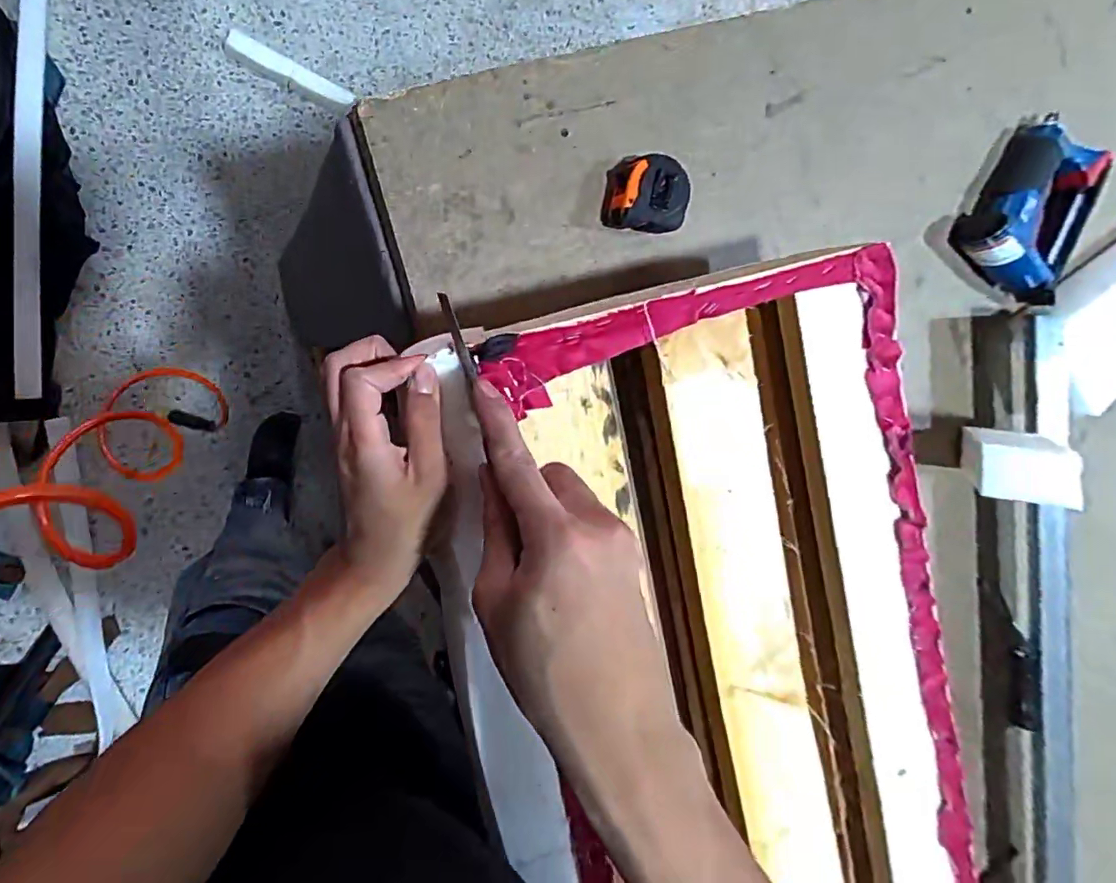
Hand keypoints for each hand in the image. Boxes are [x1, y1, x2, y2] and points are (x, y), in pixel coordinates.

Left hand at [321, 336, 447, 597]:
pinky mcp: (345, 438)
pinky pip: (345, 393)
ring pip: (334, 376)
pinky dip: (368, 379)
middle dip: (371, 350)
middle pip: (334, 365)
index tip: (423, 369)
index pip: (358, 378)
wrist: (374, 555)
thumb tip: (423, 373)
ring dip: (367, 362)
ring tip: (404, 373)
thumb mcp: (430, 473)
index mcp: (360, 438)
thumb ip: (426, 419)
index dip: (392, 364)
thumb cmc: (407, 522)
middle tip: (406, 362)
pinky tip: (398, 393)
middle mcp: (340, 429)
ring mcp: (338, 433)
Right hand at [468, 378, 684, 778]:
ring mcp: (621, 541)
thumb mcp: (496, 600)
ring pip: (569, 499)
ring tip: (534, 572)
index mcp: (556, 534)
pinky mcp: (632, 558)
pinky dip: (564, 532)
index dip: (495, 421)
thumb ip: (496, 532)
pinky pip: (588, 523)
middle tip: (506, 539)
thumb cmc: (542, 671)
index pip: (515, 463)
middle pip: (548, 477)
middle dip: (522, 490)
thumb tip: (491, 483)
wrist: (620, 729)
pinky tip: (560, 584)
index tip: (483, 385)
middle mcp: (596, 524)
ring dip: (544, 513)